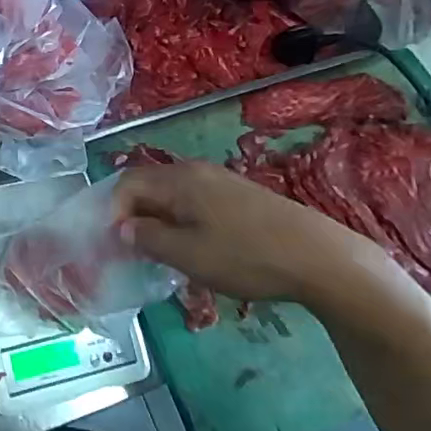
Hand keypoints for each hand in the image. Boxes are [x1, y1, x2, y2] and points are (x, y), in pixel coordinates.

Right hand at [112, 162, 430, 333]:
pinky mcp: (240, 196)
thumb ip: (148, 239)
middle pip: (149, 185)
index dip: (111, 211)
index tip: (111, 245)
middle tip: (128, 250)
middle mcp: (197, 171)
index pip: (127, 183)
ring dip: (155, 219)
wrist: (319, 258)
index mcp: (179, 180)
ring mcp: (222, 181)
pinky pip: (194, 202)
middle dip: (131, 215)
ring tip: (156, 252)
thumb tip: (122, 228)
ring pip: (172, 195)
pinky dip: (179, 220)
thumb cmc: (246, 256)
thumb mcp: (187, 255)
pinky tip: (191, 246)